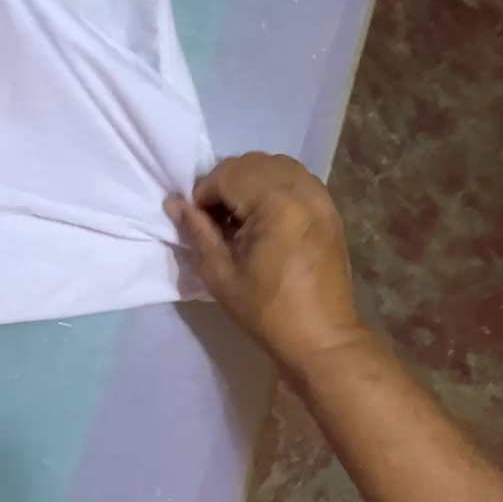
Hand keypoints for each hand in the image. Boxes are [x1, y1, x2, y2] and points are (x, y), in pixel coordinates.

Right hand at [169, 152, 369, 373]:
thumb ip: (196, 231)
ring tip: (241, 216)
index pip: (227, 174)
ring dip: (250, 181)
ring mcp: (320, 197)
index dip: (204, 194)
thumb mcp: (220, 274)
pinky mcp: (329, 207)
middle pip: (250, 163)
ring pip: (274, 164)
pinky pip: (295, 177)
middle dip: (226, 183)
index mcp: (276, 205)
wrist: (322, 337)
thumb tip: (173, 202)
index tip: (200, 223)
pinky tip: (266, 216)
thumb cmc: (266, 310)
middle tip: (217, 219)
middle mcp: (301, 190)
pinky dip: (274, 185)